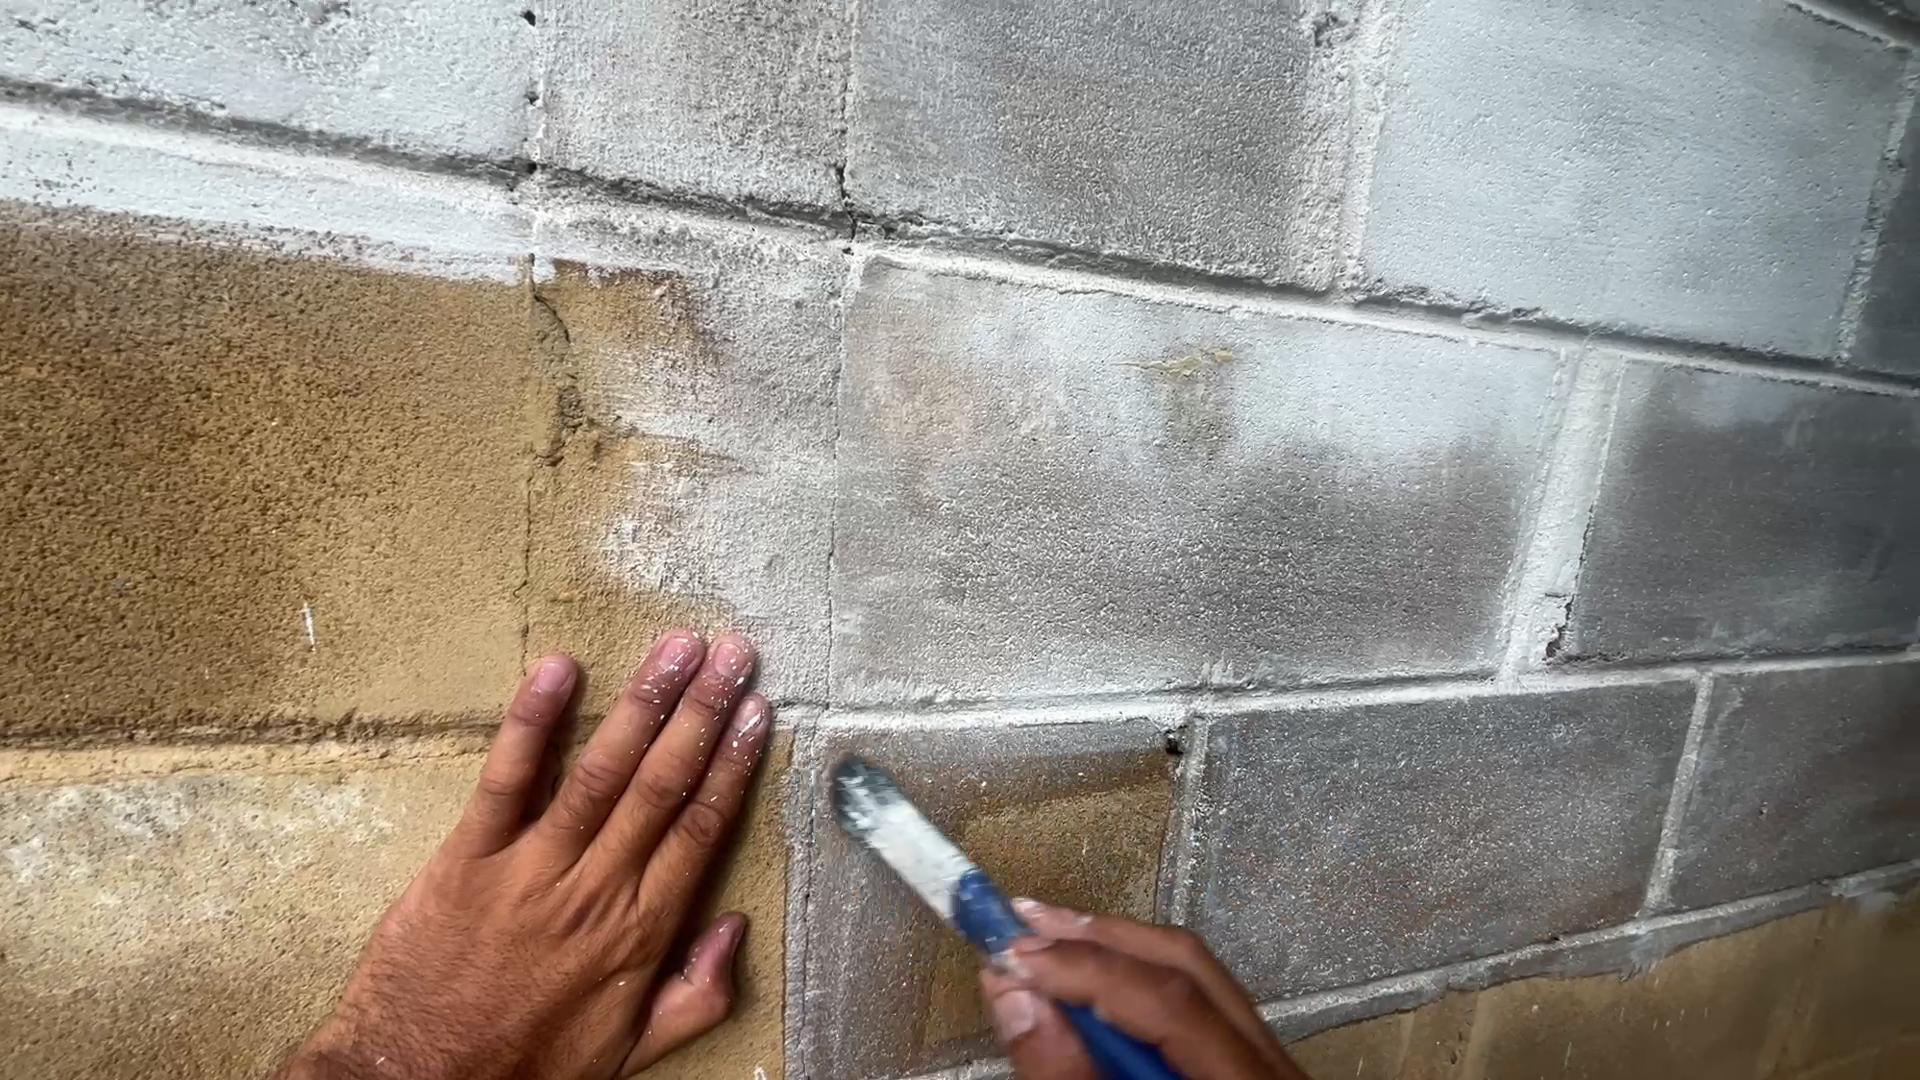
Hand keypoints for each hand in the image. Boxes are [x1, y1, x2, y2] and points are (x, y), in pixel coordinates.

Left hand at [274, 628, 772, 1079]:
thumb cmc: (530, 1064)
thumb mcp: (631, 1052)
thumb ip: (697, 994)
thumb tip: (737, 926)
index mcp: (643, 927)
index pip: (702, 824)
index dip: (734, 761)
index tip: (756, 709)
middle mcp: (598, 886)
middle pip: (664, 782)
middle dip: (704, 710)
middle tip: (732, 653)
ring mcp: (533, 866)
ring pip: (602, 771)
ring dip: (645, 702)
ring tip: (677, 647)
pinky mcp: (469, 855)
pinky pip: (506, 779)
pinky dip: (532, 721)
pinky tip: (559, 668)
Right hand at [979, 900, 1310, 1079]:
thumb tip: (1012, 993)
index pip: (1170, 1005)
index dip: (1084, 969)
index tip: (1010, 957)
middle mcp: (1276, 1073)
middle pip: (1186, 968)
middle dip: (1096, 938)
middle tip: (1020, 922)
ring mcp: (1273, 1069)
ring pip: (1194, 973)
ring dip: (1112, 947)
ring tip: (1045, 936)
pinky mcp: (1255, 1070)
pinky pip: (1196, 999)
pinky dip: (1134, 979)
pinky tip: (1091, 982)